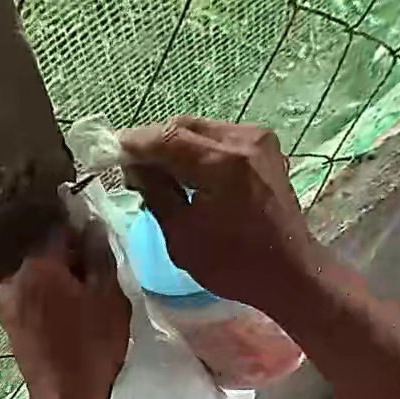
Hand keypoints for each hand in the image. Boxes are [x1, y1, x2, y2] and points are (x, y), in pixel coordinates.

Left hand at [0, 221, 129, 398]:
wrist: (63, 398)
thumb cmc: (92, 347)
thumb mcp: (109, 298)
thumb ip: (100, 256)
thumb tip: (93, 227)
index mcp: (38, 265)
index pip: (62, 230)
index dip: (85, 234)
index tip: (101, 246)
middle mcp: (13, 277)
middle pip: (46, 255)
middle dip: (69, 260)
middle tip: (95, 277)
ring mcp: (6, 301)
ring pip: (37, 277)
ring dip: (57, 281)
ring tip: (81, 300)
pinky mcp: (7, 322)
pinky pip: (30, 297)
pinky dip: (46, 299)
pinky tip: (64, 314)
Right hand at [118, 116, 326, 315]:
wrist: (288, 272)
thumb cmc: (232, 264)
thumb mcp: (182, 236)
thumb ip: (157, 193)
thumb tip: (135, 167)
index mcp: (222, 163)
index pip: (166, 138)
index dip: (135, 143)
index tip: (111, 151)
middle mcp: (243, 140)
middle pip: (185, 126)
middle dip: (154, 143)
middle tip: (131, 167)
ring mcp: (259, 140)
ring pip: (203, 130)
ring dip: (176, 146)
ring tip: (156, 172)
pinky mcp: (266, 149)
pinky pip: (221, 138)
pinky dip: (198, 150)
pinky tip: (186, 173)